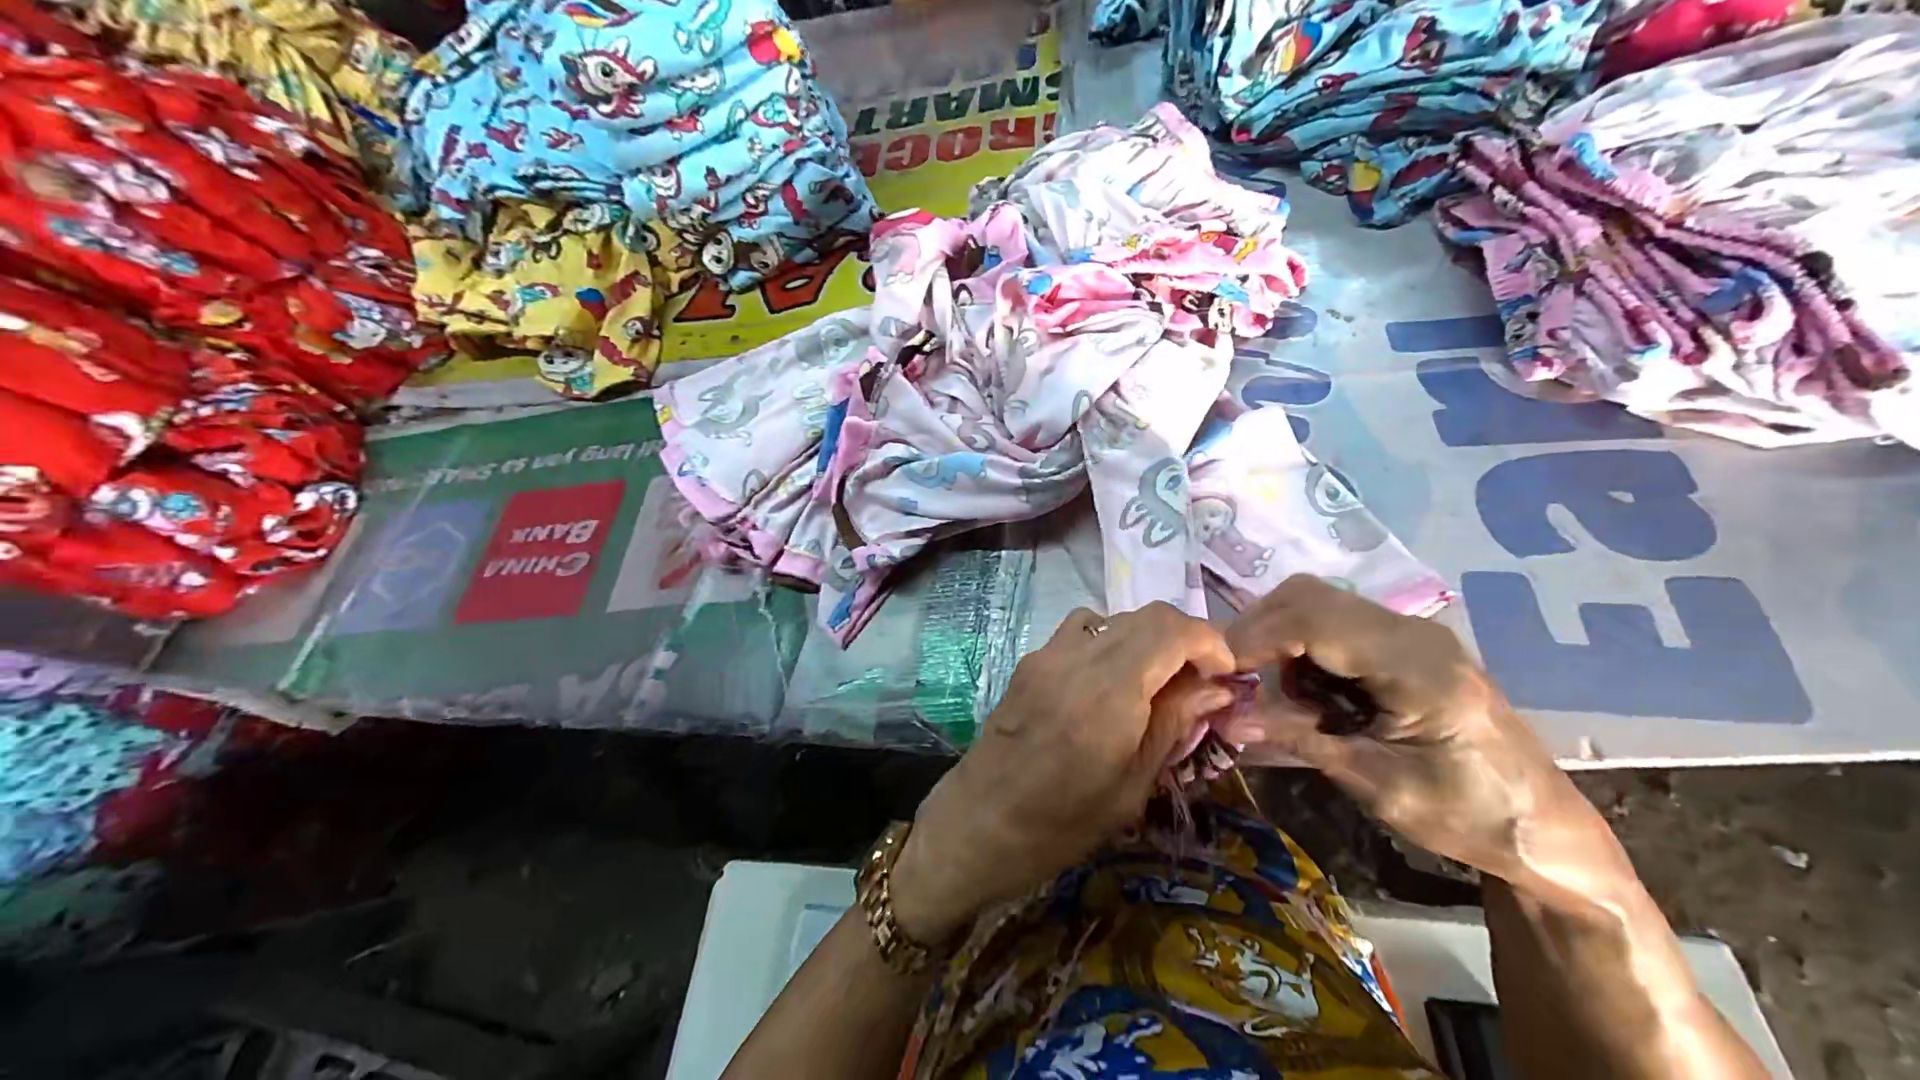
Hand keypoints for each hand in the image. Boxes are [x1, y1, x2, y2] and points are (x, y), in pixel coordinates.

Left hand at [889, 602, 1235, 942]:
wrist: (979, 823)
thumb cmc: (1062, 823)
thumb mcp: (1133, 786)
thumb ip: (1174, 724)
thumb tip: (1217, 686)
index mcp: (1109, 691)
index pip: (1172, 629)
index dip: (1210, 641)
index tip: (1227, 674)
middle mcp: (1077, 658)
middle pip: (1146, 616)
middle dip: (1185, 638)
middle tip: (1201, 680)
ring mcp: (1047, 655)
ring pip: (1113, 618)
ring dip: (1146, 638)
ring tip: (1158, 681)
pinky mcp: (1029, 662)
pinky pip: (1081, 631)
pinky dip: (1110, 641)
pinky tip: (1111, 681)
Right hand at [1223, 575, 1597, 883]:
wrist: (1541, 826)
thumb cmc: (1466, 814)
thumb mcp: (1377, 785)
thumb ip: (1300, 739)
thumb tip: (1227, 718)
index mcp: (1416, 666)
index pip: (1315, 622)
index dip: (1255, 638)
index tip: (1217, 672)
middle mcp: (1412, 631)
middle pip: (1309, 596)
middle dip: (1257, 630)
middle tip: (1231, 677)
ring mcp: (1410, 631)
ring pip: (1316, 601)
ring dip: (1277, 636)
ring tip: (1270, 690)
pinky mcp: (1405, 640)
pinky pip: (1333, 619)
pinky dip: (1300, 644)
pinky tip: (1306, 690)